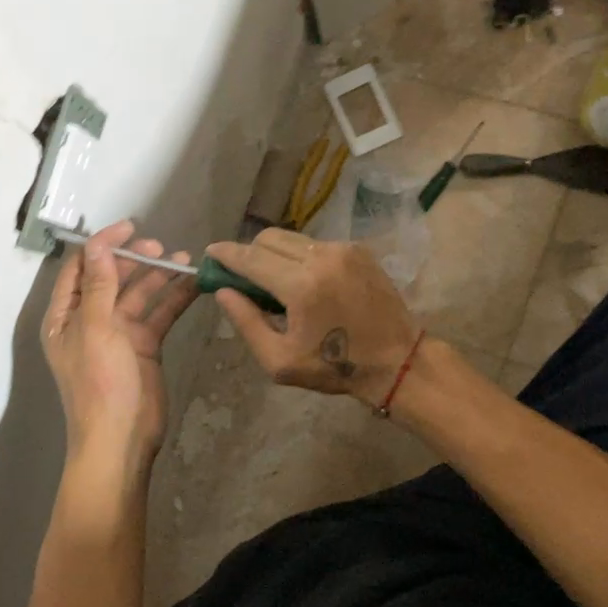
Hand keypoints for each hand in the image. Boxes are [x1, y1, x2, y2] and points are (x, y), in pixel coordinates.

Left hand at [41, 220, 199, 465]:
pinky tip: (194, 285)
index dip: (102, 244)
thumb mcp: (96, 330)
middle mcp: (89, 320)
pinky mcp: (143, 346)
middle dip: (133, 258)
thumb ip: (99, 286)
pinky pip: (159, 314)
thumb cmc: (99, 384)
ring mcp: (118, 333)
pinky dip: (174, 299)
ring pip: (139, 294)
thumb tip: (96, 245)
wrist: (121, 439)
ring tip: (182, 259)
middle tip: (160, 248)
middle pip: (111, 277)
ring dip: (158, 276)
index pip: (81, 267)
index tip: (131, 227)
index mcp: (65, 316)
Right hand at [205, 228, 420, 404]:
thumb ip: (247, 323)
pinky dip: (301, 257)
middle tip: (243, 277)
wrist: (398, 360)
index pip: (250, 258)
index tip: (210, 254)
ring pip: (292, 238)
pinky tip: (306, 282)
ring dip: (275, 254)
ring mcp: (343, 249)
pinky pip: (315, 244)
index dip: (226, 254)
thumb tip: (223, 292)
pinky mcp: (358, 249)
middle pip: (268, 239)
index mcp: (301, 286)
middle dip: (249, 253)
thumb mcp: (280, 360)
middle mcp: (321, 257)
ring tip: (276, 283)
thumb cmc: (335, 368)